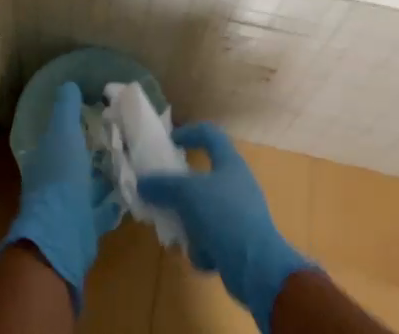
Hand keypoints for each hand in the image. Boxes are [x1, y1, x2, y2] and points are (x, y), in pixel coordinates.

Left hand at [0, 82, 118, 311]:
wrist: (62, 233)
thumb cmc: (61, 176)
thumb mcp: (62, 132)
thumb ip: (65, 108)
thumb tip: (68, 84)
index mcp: (45, 157)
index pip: (60, 135)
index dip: (77, 124)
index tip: (99, 114)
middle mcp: (54, 180)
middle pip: (76, 159)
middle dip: (94, 149)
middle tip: (121, 136)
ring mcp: (69, 204)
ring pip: (89, 183)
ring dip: (105, 173)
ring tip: (131, 160)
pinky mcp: (86, 225)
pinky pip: (102, 207)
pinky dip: (114, 199)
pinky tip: (132, 189)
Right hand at [136, 122, 312, 333]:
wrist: (256, 266)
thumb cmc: (223, 216)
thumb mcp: (186, 194)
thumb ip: (162, 185)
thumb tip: (142, 183)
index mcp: (229, 163)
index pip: (209, 134)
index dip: (188, 133)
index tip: (168, 143)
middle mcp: (237, 184)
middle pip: (203, 178)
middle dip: (181, 190)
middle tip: (162, 195)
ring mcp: (241, 213)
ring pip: (205, 210)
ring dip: (189, 222)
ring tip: (176, 233)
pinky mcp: (240, 240)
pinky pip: (213, 237)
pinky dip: (203, 246)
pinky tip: (199, 255)